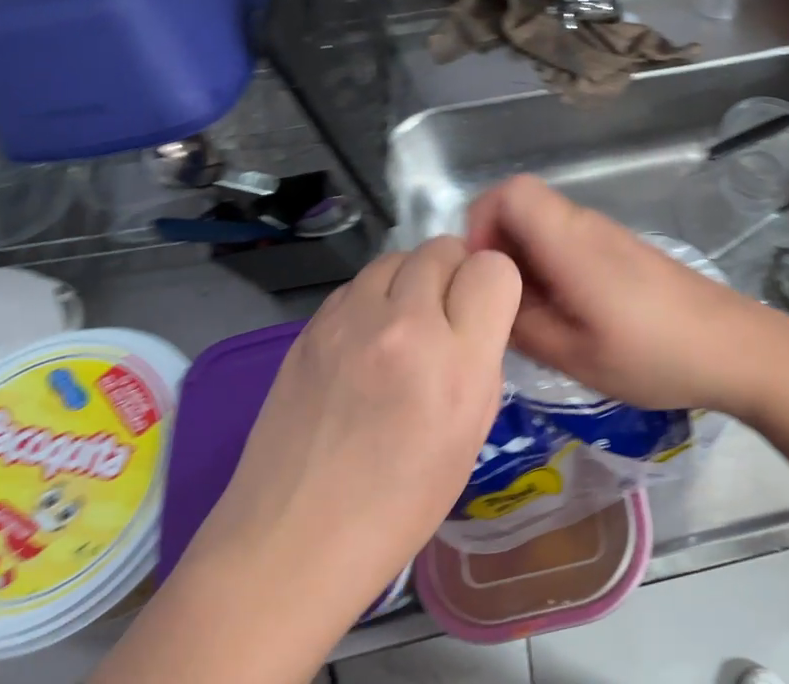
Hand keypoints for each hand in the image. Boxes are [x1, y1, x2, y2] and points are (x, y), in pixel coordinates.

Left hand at [181, 238, 520, 615]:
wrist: (294, 540)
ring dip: (411, 281)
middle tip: (448, 319)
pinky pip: (356, 286)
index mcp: (456, 362)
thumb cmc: (400, 505)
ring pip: (397, 258)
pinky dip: (372, 300)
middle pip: (443, 249)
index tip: (486, 313)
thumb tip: (475, 320)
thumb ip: (481, 362)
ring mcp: (348, 322)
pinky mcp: (309, 328)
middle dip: (455, 274)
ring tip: (406, 327)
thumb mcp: (471, 435)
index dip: (494, 286)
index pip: (493, 268)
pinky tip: (367, 343)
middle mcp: (404, 326)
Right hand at [466, 174, 788, 413]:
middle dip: (499, 252)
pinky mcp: (626, 254)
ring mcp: (610, 238)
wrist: (735, 349)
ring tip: (533, 323)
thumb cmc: (653, 354)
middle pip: (523, 209)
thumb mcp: (574, 354)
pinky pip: (571, 247)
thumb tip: (490, 298)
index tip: (480, 278)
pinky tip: (568, 321)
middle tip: (501, 309)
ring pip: (546, 231)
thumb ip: (521, 323)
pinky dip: (554, 274)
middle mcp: (588, 226)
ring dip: (527, 267)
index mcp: (570, 240)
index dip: (480, 224)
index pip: (508, 192)